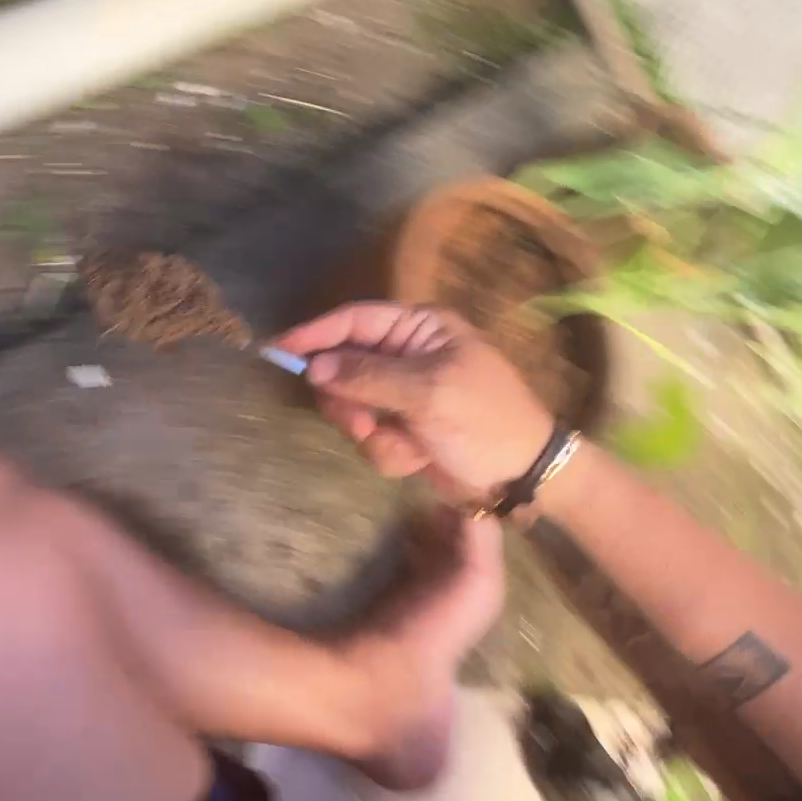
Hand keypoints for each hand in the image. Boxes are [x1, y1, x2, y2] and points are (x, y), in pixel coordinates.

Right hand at [274, 301, 554, 502]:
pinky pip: (371, 437)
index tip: (278, 349)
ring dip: (374, 434)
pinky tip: (419, 458)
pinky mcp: (402, 427)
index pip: (354, 321)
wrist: (523, 478)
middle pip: (343, 368)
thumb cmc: (485, 421)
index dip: (315, 334)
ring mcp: (402, 394)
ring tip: (406, 445)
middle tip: (362, 423)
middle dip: (351, 403)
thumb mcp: (429, 394)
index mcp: (419, 330)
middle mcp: (406, 355)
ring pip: (353, 409)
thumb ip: (367, 377)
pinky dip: (390, 452)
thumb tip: (314, 368)